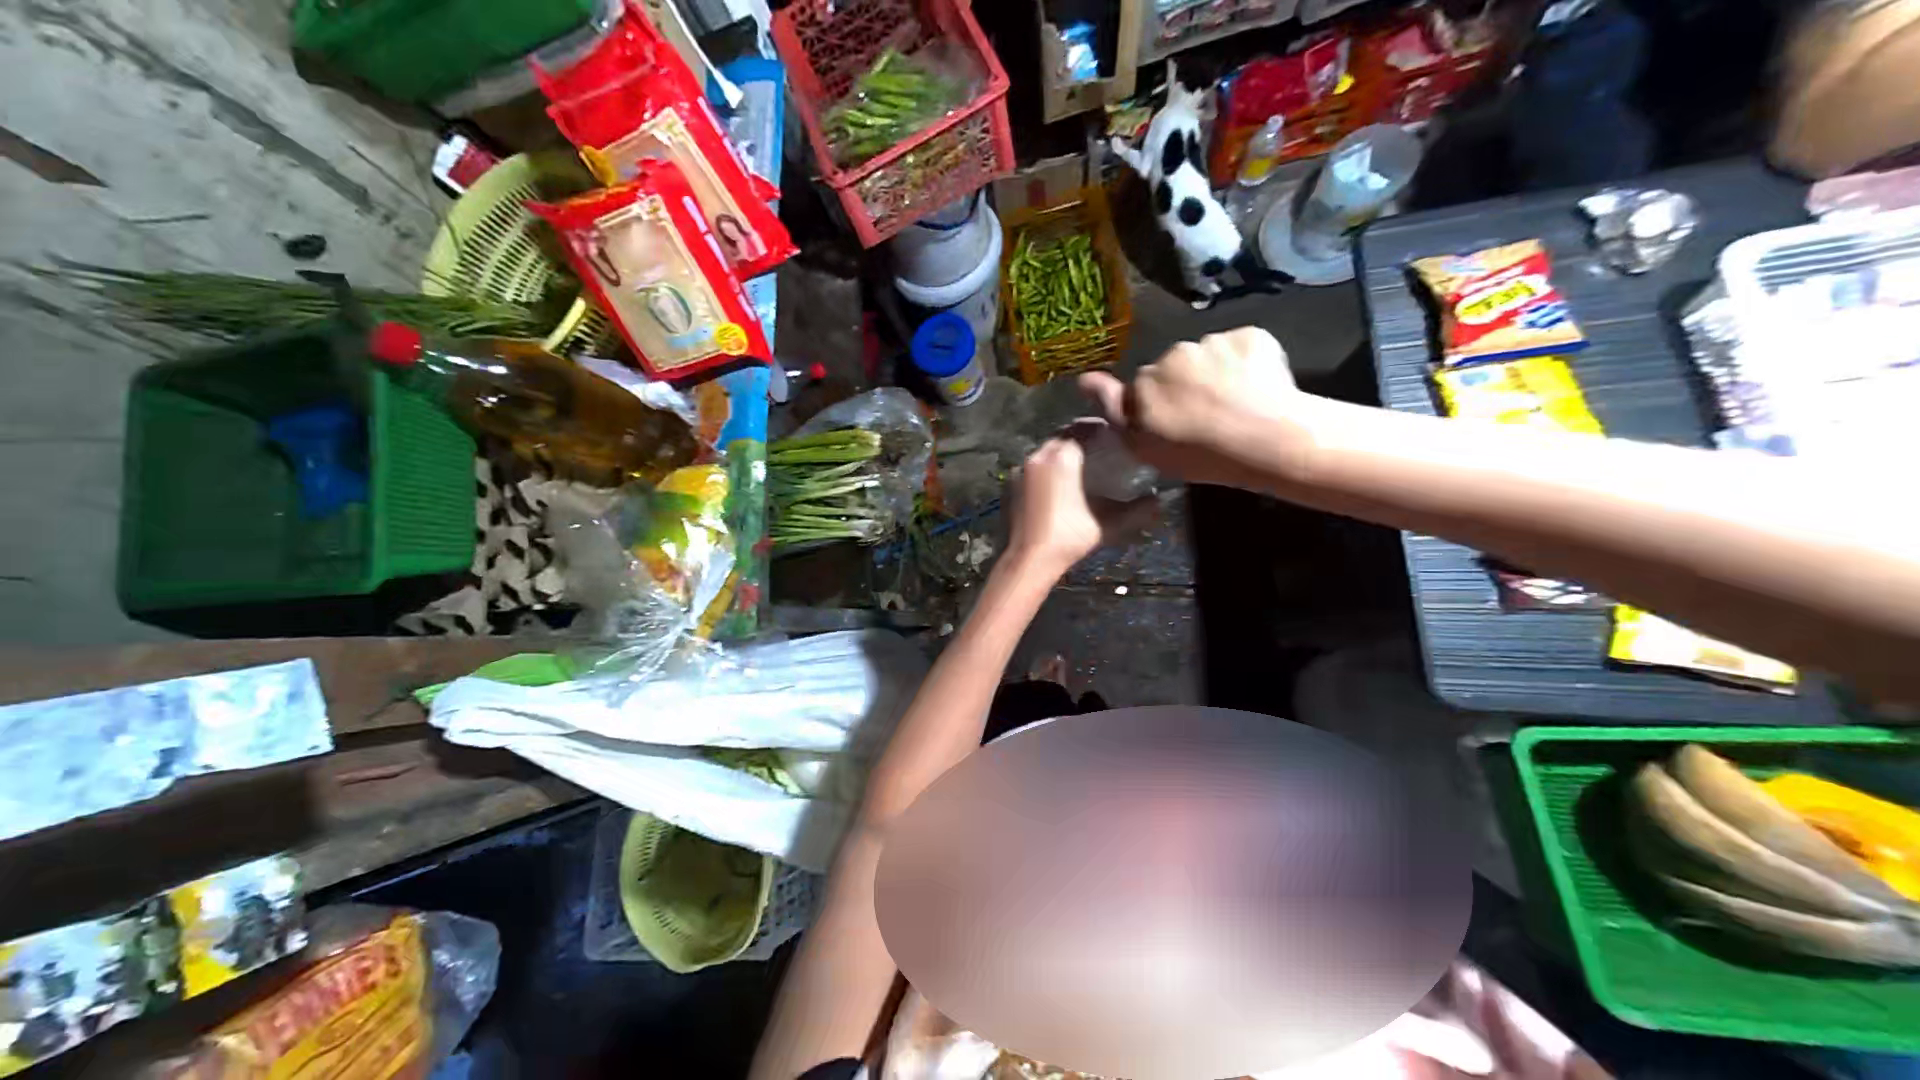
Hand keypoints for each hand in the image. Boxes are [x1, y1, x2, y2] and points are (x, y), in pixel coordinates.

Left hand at [1005, 423, 1156, 576]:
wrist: (1028, 560)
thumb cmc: (1069, 538)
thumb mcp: (1108, 524)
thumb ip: (1136, 511)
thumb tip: (1159, 502)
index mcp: (1062, 456)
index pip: (1084, 429)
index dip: (1101, 430)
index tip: (1115, 437)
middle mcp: (1039, 455)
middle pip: (1063, 437)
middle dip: (1081, 440)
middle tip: (1100, 451)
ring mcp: (1020, 469)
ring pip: (1046, 451)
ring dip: (1062, 454)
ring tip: (1080, 467)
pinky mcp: (1009, 485)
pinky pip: (1032, 468)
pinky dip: (1046, 469)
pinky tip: (1057, 486)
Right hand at [1079, 327, 1309, 489]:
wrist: (1269, 440)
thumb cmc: (1203, 455)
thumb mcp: (1146, 448)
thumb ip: (1115, 411)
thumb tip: (1085, 379)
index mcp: (1145, 383)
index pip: (1141, 385)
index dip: (1157, 402)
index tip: (1173, 417)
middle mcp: (1172, 356)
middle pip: (1175, 368)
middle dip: (1186, 386)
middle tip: (1209, 420)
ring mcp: (1212, 343)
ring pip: (1209, 356)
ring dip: (1218, 374)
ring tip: (1238, 407)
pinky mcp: (1250, 336)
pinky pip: (1242, 347)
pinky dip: (1249, 363)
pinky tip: (1259, 390)